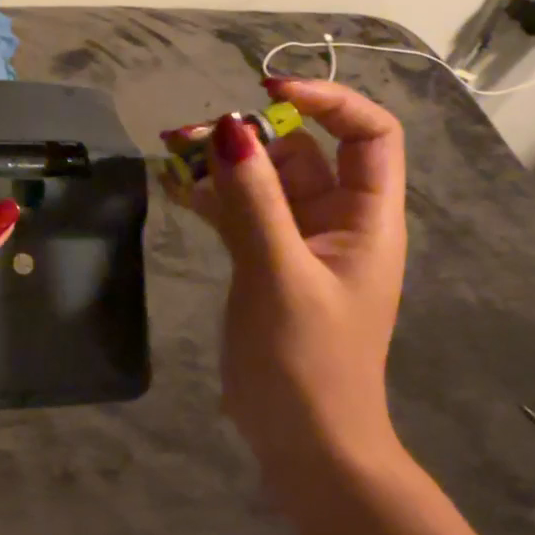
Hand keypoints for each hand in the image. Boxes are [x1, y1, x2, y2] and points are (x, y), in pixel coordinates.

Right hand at [162, 78, 407, 466]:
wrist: (304, 441)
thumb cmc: (306, 361)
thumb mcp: (277, 274)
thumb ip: (252, 199)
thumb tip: (227, 126)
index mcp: (366, 218)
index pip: (367, 134)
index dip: (326, 101)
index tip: (263, 92)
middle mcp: (336, 222)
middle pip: (300, 152)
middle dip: (247, 135)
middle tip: (183, 136)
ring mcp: (297, 244)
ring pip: (262, 181)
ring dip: (220, 164)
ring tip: (167, 154)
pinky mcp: (264, 265)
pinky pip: (239, 213)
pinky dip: (209, 196)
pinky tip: (173, 187)